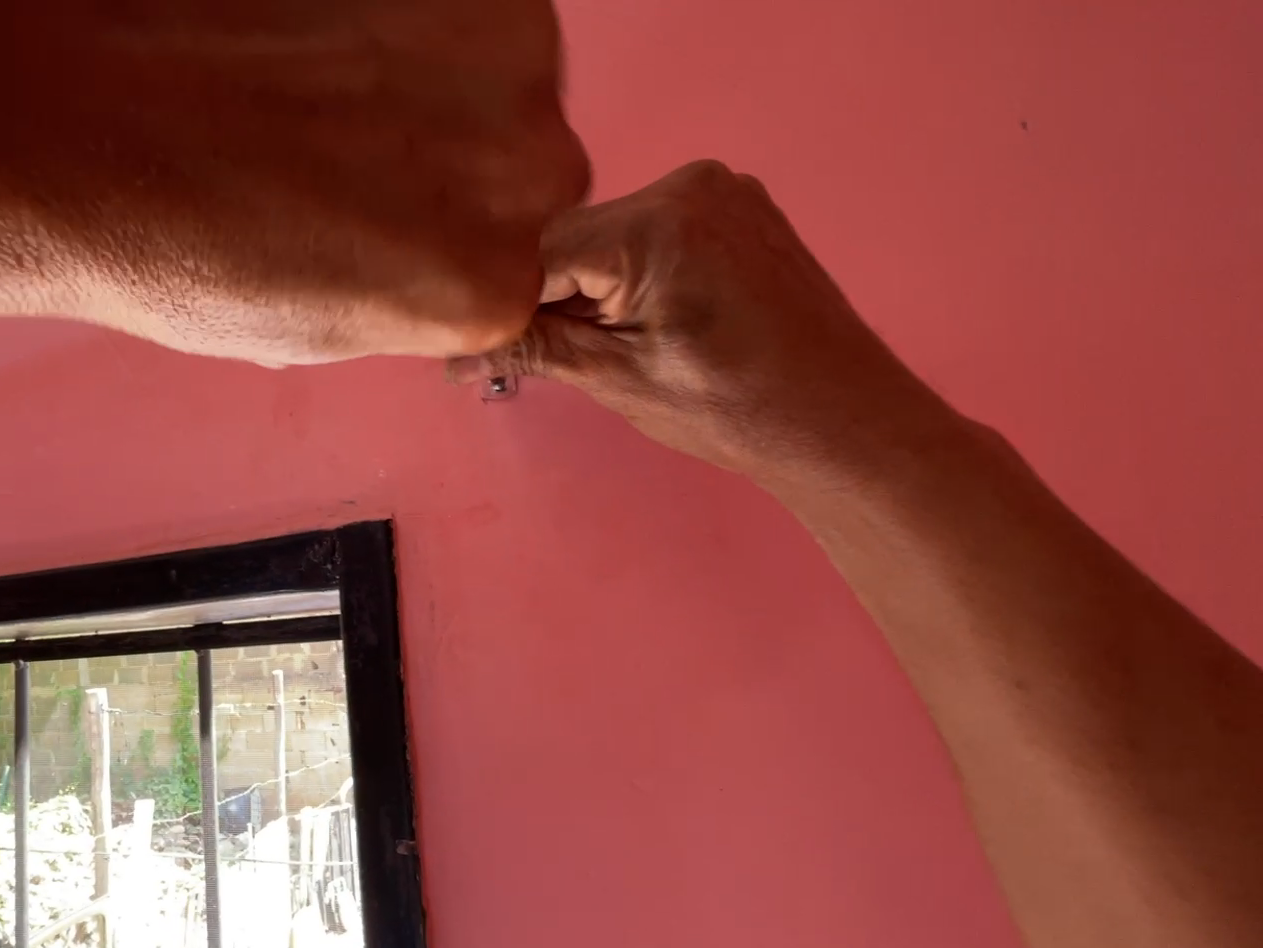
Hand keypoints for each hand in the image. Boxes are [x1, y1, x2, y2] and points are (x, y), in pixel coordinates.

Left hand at [0, 0, 591, 362]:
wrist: (81, 130)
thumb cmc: (183, 261)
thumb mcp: (314, 329)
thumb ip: (408, 297)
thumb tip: (429, 252)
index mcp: (490, 287)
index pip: (525, 265)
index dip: (456, 247)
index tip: (400, 233)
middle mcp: (527, 171)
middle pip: (527, 170)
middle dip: (456, 172)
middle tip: (356, 164)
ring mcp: (497, 46)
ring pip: (497, 78)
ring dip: (435, 91)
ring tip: (323, 97)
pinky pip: (454, 11)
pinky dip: (402, 24)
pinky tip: (317, 42)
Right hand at [450, 161, 962, 486]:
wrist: (841, 420)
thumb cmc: (729, 409)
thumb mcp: (614, 379)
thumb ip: (532, 349)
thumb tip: (451, 360)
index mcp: (657, 222)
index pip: (537, 251)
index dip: (504, 303)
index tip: (480, 350)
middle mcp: (688, 184)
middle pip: (571, 240)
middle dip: (545, 299)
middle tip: (532, 359)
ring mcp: (719, 192)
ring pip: (604, 239)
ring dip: (582, 291)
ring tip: (593, 349)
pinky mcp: (734, 212)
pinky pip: (646, 237)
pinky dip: (622, 278)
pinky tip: (633, 324)